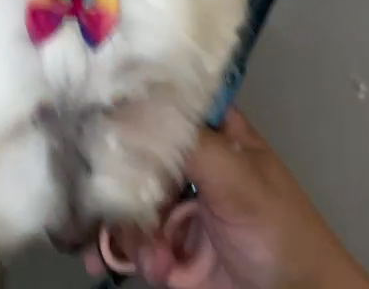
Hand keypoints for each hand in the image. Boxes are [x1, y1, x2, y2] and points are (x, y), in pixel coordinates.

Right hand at [102, 110, 368, 288]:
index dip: (127, 105)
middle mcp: (190, 165)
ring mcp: (177, 210)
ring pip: (125, 201)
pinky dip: (115, 253)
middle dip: (111, 177)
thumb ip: (187, 144)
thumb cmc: (279, 232)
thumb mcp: (237, 180)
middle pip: (134, 154)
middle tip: (93, 194)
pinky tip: (104, 264)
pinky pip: (128, 244)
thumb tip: (129, 105)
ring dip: (119, 225)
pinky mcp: (168, 253)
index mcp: (213, 134)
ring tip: (135, 251)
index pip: (165, 105)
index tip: (89, 113)